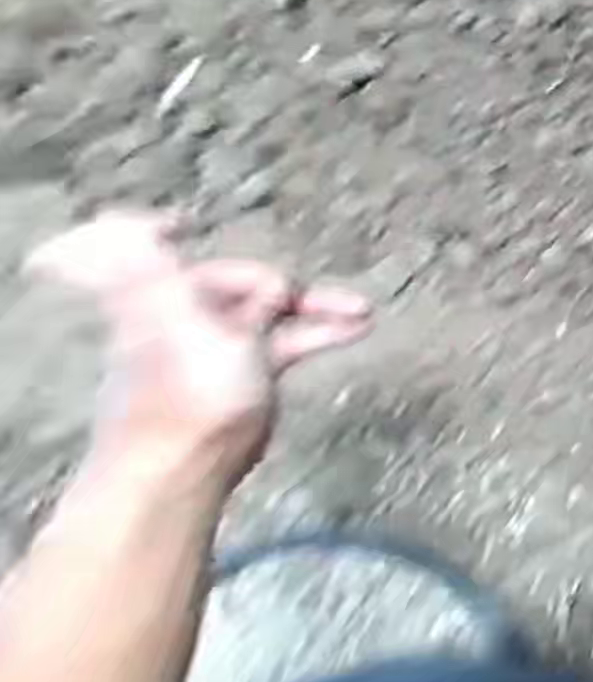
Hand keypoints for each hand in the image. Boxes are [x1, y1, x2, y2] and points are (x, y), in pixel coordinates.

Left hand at [24, 212, 372, 486]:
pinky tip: (359, 329)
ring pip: (274, 311)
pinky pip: (293, 338)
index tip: (183, 220)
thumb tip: (139, 222)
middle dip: (283, 282)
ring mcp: (221, 346)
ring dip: (318, 305)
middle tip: (310, 295)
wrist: (188, 461)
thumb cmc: (186, 390)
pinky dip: (325, 330)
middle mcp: (185, 318)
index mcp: (160, 301)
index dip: (145, 232)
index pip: (140, 256)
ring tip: (364, 309)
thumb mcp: (175, 321)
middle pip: (236, 283)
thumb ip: (155, 272)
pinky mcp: (252, 370)